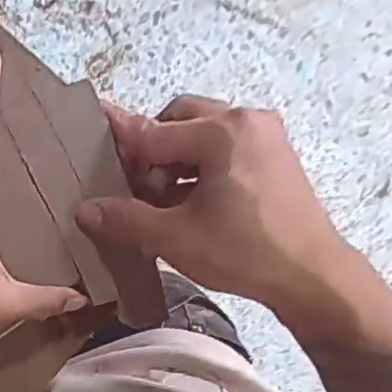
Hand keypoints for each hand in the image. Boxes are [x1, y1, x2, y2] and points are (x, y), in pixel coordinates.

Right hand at [76, 95, 362, 316]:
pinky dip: (194, 169)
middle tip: (132, 189)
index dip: (119, 138)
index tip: (94, 123)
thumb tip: (85, 210)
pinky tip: (182, 206)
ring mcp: (263, 137)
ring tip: (156, 204)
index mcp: (222, 133)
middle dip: (149, 149)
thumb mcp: (172, 238)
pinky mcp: (270, 158)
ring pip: (199, 135)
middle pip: (178, 120)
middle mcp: (245, 122)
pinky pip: (220, 150)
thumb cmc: (241, 251)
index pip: (153, 132)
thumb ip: (125, 219)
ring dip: (170, 162)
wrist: (307, 272)